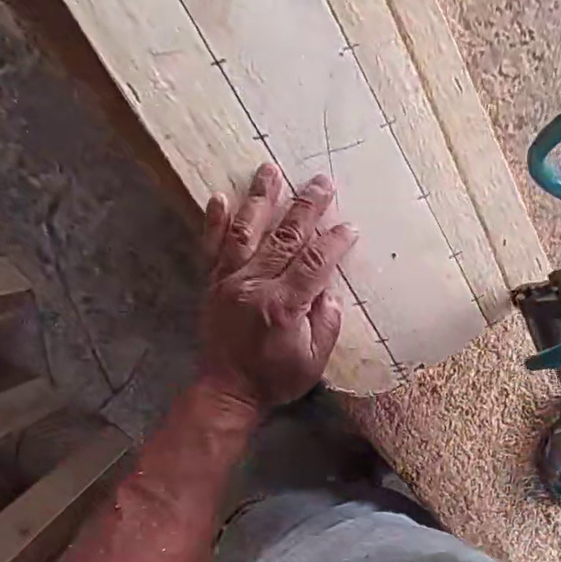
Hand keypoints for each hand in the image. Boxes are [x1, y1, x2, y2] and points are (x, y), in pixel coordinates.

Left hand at [195, 163, 357, 412]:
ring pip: (247, 232)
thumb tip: (328, 288)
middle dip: (306, 207)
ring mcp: (230, 282)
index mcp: (285, 306)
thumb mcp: (314, 360)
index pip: (316, 262)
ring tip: (269, 170)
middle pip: (285, 237)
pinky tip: (220, 198)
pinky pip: (212, 249)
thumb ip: (326, 321)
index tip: (349, 228)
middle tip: (321, 182)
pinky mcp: (212, 286)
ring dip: (260, 199)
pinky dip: (215, 223)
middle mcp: (256, 286)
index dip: (334, 242)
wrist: (227, 390)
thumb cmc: (274, 379)